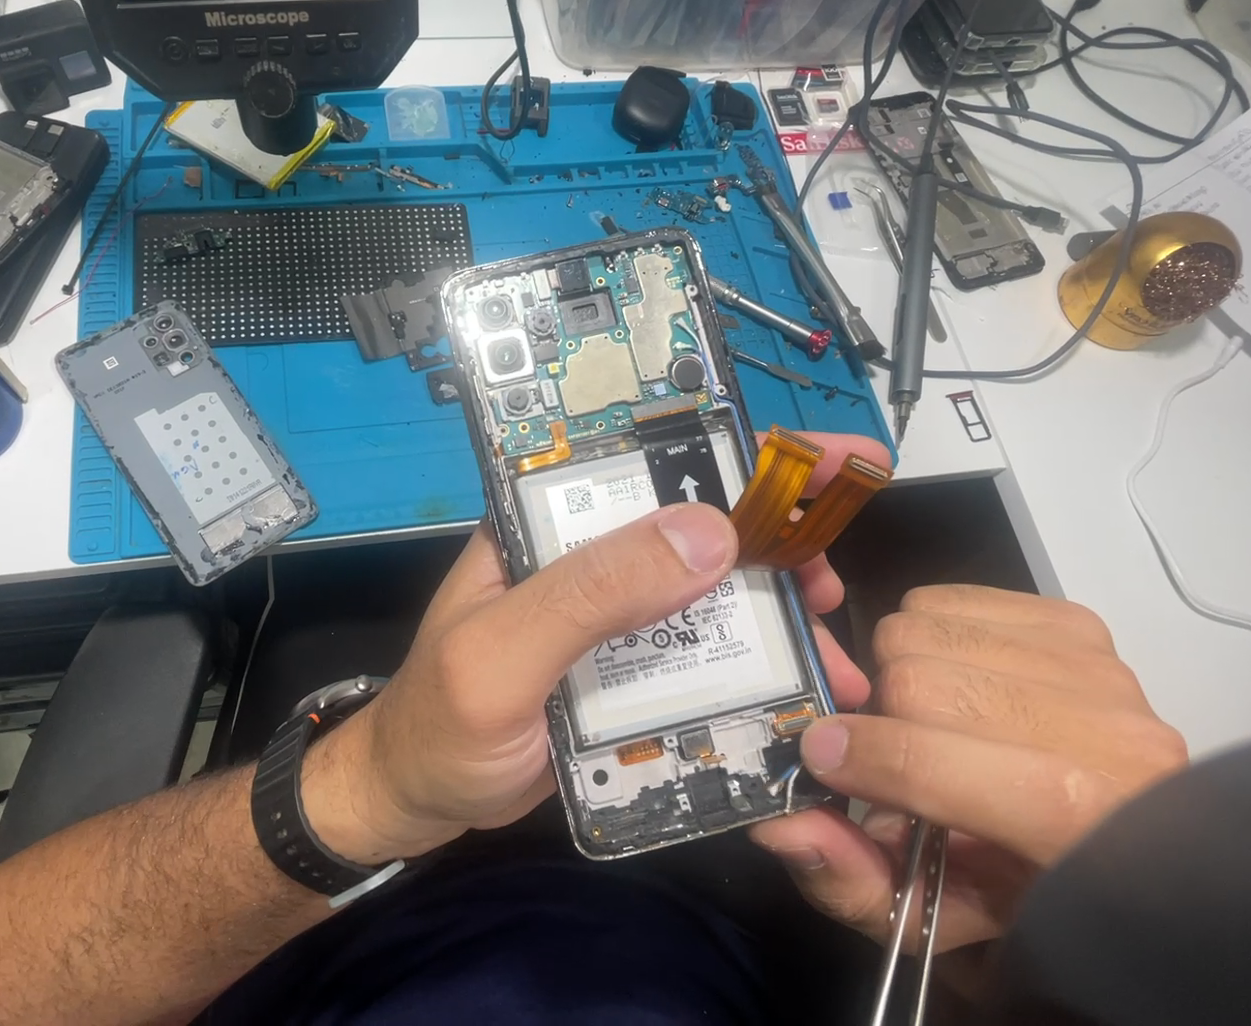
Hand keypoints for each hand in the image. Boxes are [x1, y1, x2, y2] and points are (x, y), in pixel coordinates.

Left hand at [302, 432, 890, 864]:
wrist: (419, 802)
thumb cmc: (439, 726)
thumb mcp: (502, 656)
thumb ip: (586, 595)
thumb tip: (707, 534)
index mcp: (542, 528)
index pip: (637, 464)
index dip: (728, 449)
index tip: (819, 456)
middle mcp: (581, 559)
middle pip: (690, 524)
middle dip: (772, 536)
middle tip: (831, 567)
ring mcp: (607, 615)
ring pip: (706, 591)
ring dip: (774, 607)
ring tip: (830, 646)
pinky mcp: (624, 670)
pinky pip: (698, 653)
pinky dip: (753, 665)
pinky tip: (796, 688)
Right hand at [750, 585, 1187, 954]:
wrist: (1114, 831)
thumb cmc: (1016, 885)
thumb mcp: (931, 913)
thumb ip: (847, 879)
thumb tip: (779, 824)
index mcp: (1082, 833)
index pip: (945, 767)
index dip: (869, 757)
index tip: (821, 757)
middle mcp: (1109, 740)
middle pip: (917, 678)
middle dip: (879, 708)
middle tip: (888, 740)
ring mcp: (1097, 669)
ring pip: (922, 624)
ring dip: (899, 663)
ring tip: (925, 710)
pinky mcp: (1079, 623)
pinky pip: (948, 596)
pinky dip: (927, 627)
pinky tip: (955, 672)